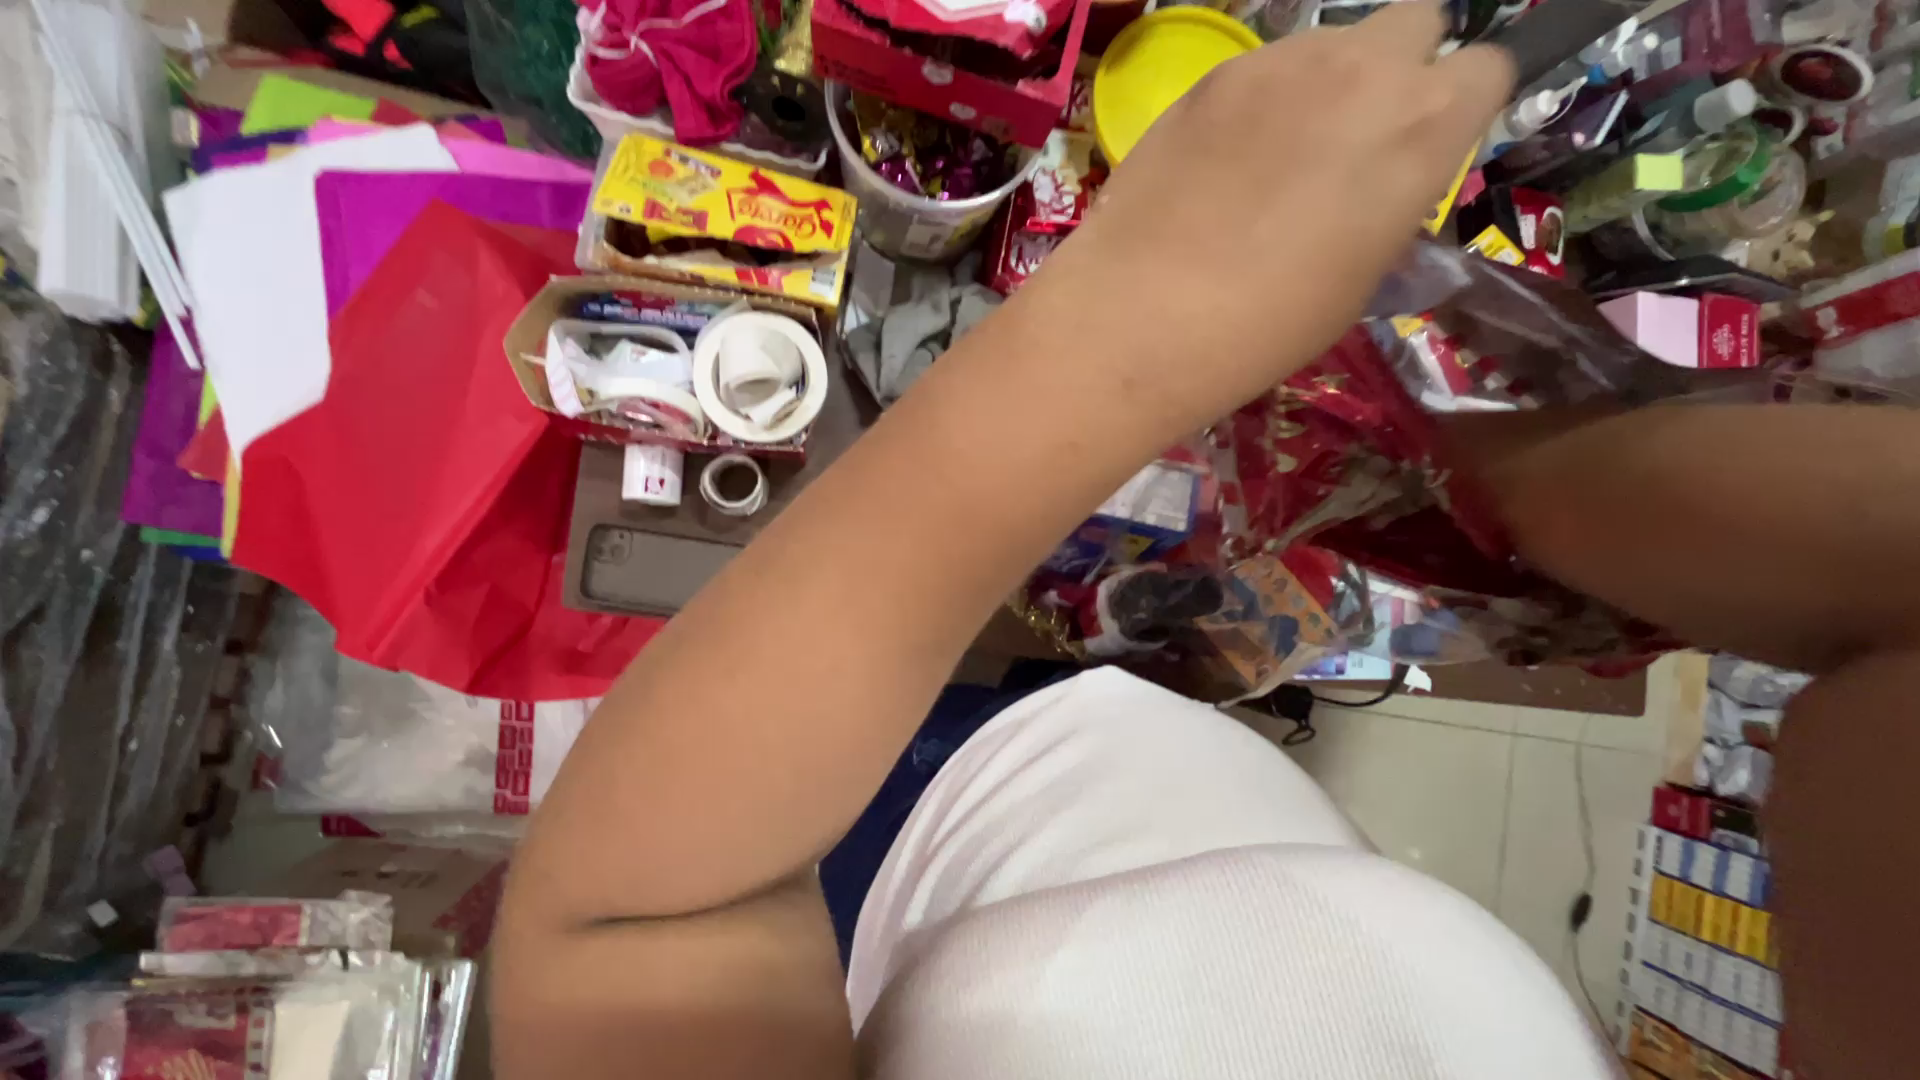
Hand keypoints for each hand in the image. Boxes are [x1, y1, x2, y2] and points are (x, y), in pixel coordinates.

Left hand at [1020, 2, 1513, 427]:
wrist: (1147, 317)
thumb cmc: (1267, 325)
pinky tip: (1215, 165)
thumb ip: (1390, 208)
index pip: (1488, 67)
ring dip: (1321, 85)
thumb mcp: (1360, 283)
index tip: (1424, 151)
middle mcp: (1364, 69)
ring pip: (1329, 43)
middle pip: (1414, 25)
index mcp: (1426, 124)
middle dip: (1397, 71)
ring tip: (1269, 162)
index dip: (1458, 109)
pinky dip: (1254, 104)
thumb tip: (1384, 192)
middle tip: (1350, 143)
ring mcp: (1280, 63)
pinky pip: (1256, 70)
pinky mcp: (1209, 77)